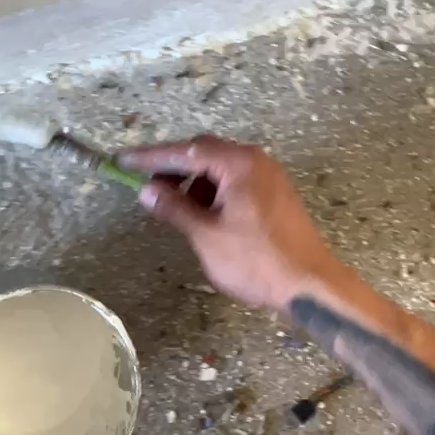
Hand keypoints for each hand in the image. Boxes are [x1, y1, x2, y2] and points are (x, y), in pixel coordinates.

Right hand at [118, 135, 355, 311]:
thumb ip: (175, 208)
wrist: (310, 284)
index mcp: (239, 164)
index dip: (152, 156)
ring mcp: (269, 175)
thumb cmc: (256, 260)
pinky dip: (215, 191)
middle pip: (206, 152)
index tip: (124, 160)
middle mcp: (256, 160)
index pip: (186, 151)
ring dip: (195, 182)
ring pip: (221, 168)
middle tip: (147, 187)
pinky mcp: (276, 193)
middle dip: (174, 168)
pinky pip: (237, 181)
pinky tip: (205, 216)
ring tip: (177, 209)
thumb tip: (147, 190)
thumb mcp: (207, 235)